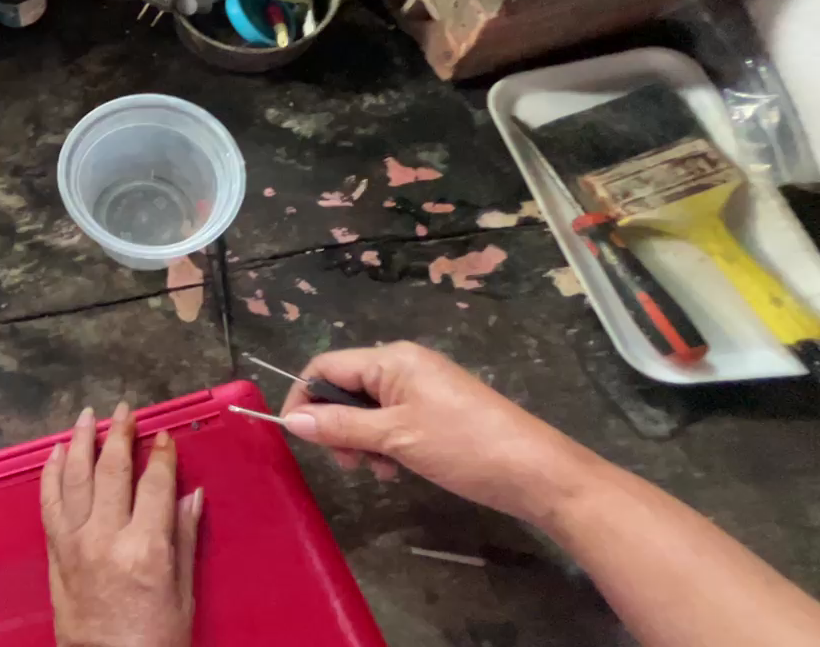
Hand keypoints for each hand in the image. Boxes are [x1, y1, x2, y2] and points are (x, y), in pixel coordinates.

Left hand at [41, 402, 203, 646]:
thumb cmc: (156, 641)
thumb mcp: (183, 595)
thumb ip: (182, 538)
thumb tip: (191, 494)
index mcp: (145, 549)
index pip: (154, 485)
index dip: (161, 456)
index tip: (164, 435)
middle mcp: (106, 537)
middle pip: (112, 470)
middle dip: (119, 434)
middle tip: (124, 410)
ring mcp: (75, 541)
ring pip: (76, 476)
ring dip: (82, 441)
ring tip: (87, 415)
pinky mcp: (56, 549)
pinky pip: (49, 501)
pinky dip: (52, 472)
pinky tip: (57, 452)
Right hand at [280, 341, 601, 524]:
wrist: (548, 479)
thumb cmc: (466, 448)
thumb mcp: (395, 438)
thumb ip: (339, 426)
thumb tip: (290, 421)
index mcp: (390, 359)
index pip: (325, 367)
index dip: (304, 397)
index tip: (297, 434)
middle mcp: (403, 364)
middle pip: (344, 386)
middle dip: (335, 423)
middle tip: (345, 462)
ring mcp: (424, 386)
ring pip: (367, 406)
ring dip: (360, 437)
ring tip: (375, 469)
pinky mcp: (439, 408)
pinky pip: (392, 416)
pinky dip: (384, 440)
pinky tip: (395, 466)